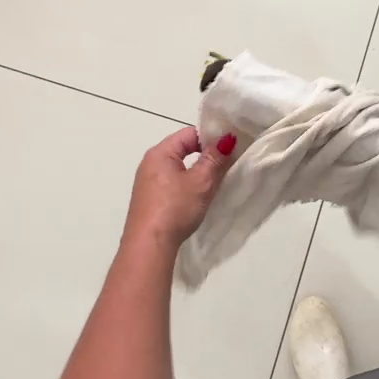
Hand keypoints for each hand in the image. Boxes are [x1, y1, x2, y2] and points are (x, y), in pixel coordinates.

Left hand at [123, 127, 235, 248]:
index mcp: (160, 152)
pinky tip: (197, 196)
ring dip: (196, 170)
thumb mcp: (200, 182)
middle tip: (227, 163)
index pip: (189, 133)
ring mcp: (147, 181)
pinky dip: (186, 183)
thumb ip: (215, 159)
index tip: (231, 146)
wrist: (149, 245)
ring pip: (178, 167)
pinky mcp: (149, 199)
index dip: (211, 137)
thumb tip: (227, 138)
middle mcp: (150, 162)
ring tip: (216, 180)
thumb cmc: (175, 208)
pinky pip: (171, 182)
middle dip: (205, 154)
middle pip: (182, 148)